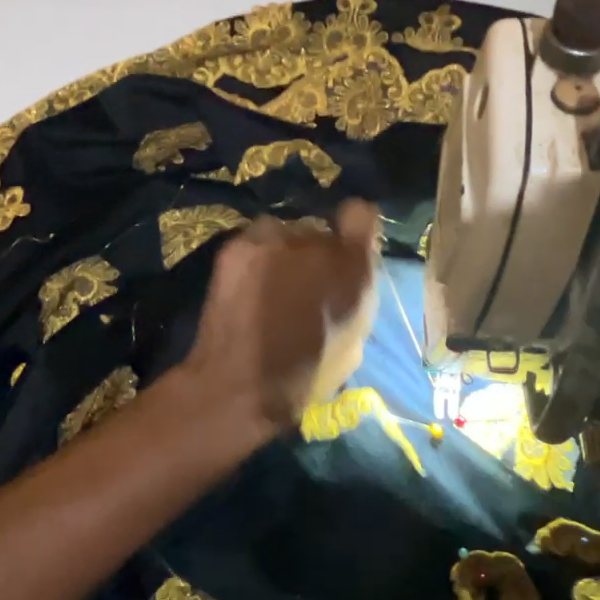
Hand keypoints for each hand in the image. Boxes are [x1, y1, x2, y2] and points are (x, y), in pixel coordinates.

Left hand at [177, 198, 380, 441]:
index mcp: (353, 267)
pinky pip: (254, 240)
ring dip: (284, 252)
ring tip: (271, 284)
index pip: (360, 214)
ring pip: (285, 233)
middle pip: (319, 232)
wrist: (241, 385)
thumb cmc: (305, 375)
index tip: (346, 248)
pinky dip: (255, 258)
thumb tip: (347, 277)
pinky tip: (248, 285)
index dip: (354, 230)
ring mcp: (274, 240)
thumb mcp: (354, 340)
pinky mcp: (238, 246)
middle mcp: (316, 242)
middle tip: (301, 285)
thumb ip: (356, 294)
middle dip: (315, 254)